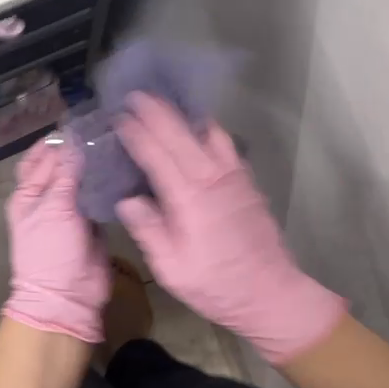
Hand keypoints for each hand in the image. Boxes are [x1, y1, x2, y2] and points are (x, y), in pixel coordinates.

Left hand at [2, 139, 108, 342]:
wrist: (67, 298)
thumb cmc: (50, 252)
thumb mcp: (54, 208)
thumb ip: (65, 174)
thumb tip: (73, 141)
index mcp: (28, 195)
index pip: (41, 158)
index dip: (58, 141)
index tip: (82, 122)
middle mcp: (48, 199)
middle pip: (64, 167)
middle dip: (80, 151)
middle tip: (105, 129)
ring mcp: (71, 212)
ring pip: (84, 181)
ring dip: (96, 166)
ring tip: (117, 143)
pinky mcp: (93, 224)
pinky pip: (100, 198)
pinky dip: (108, 185)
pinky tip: (124, 169)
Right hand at [114, 94, 344, 363]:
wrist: (271, 293)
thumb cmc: (215, 285)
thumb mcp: (170, 268)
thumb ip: (147, 229)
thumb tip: (127, 199)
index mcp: (188, 197)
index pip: (155, 152)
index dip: (135, 131)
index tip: (117, 116)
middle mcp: (212, 177)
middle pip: (180, 132)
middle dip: (156, 110)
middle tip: (134, 94)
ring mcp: (234, 176)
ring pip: (206, 131)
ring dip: (182, 114)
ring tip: (162, 104)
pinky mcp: (246, 181)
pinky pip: (223, 142)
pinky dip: (204, 128)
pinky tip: (195, 128)